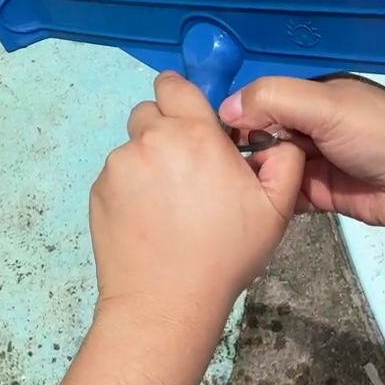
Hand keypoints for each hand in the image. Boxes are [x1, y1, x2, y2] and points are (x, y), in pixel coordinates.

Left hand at [89, 72, 304, 327]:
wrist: (166, 300)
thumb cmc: (225, 254)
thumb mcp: (275, 210)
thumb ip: (285, 161)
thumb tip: (277, 137)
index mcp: (195, 134)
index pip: (175, 84)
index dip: (184, 99)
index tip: (195, 125)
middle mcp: (151, 139)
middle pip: (150, 111)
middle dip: (167, 130)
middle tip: (186, 169)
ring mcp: (119, 165)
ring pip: (133, 146)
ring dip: (149, 161)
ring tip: (167, 203)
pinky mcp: (99, 191)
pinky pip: (116, 176)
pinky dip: (130, 188)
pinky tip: (148, 220)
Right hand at [218, 76, 384, 238]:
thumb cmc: (381, 134)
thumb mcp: (327, 106)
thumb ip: (276, 99)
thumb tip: (225, 109)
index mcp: (316, 92)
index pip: (264, 95)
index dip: (238, 109)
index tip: (209, 126)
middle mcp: (313, 123)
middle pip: (263, 130)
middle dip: (240, 142)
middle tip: (214, 159)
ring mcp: (315, 159)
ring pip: (270, 163)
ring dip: (251, 171)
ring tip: (223, 181)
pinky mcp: (319, 193)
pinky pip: (284, 192)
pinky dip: (268, 195)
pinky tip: (243, 200)